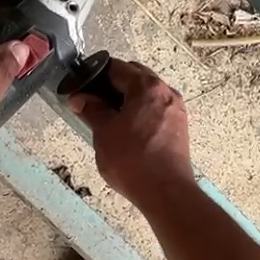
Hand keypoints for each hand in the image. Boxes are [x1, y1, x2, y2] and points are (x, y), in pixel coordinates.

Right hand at [67, 59, 193, 209]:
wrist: (166, 192)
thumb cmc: (134, 160)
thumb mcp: (104, 132)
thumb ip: (91, 109)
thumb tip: (80, 98)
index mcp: (147, 87)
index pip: (116, 67)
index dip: (94, 74)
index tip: (80, 86)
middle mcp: (166, 93)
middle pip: (135, 77)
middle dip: (112, 85)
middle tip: (92, 101)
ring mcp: (175, 110)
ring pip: (146, 94)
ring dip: (127, 99)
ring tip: (107, 117)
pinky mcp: (178, 128)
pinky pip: (155, 110)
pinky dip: (140, 112)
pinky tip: (126, 129)